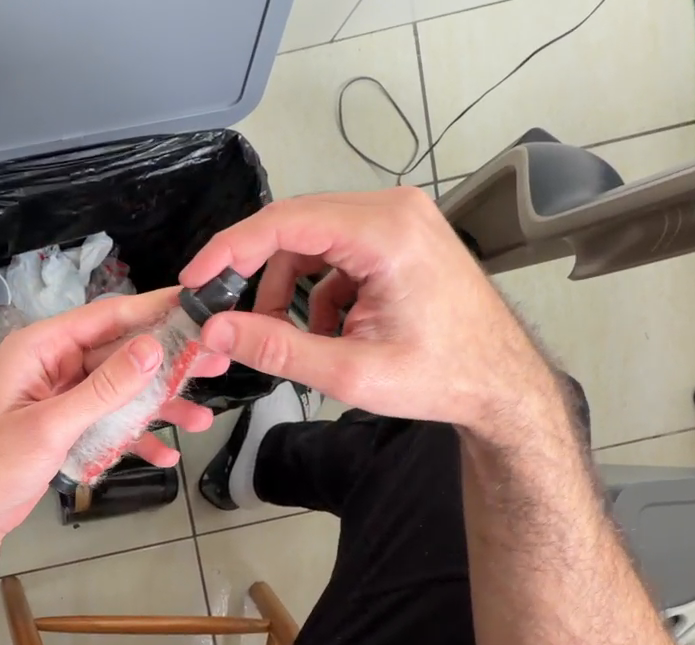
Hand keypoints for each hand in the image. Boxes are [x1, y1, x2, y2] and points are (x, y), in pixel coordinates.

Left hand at [0, 288, 226, 539]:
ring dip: (158, 406)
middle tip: (216, 360)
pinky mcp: (69, 426)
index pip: (105, 317)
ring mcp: (64, 397)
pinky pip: (109, 423)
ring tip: (201, 418)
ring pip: (121, 392)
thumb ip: (103, 389)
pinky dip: (135, 437)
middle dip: (168, 363)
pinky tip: (166, 453)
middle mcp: (55, 365)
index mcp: (40, 349)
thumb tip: (152, 349)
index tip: (196, 305)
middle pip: (121, 354)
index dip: (152, 310)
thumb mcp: (51, 426)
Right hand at [180, 189, 565, 441]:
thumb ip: (275, 348)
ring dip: (286, 287)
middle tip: (226, 316)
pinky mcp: (396, 238)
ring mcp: (397, 221)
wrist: (500, 382)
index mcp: (385, 233)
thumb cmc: (440, 377)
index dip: (229, 250)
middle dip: (254, 273)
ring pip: (309, 241)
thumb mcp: (347, 371)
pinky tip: (328, 329)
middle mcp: (393, 211)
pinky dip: (314, 290)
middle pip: (293, 227)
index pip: (283, 223)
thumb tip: (215, 331)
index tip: (194, 280)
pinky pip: (332, 252)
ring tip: (290, 336)